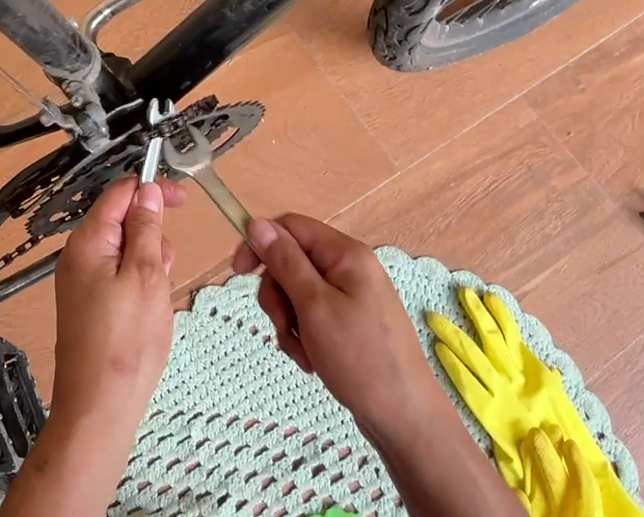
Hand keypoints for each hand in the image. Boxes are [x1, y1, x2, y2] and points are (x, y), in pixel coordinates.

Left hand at [50, 176, 187, 433]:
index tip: (183, 198)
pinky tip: (149, 311)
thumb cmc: (125, 342)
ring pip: (125, 251)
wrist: (98, 406)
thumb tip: (147, 191)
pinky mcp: (89, 304)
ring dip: (150, 262)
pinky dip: (140, 284)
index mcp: (87, 241)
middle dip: (152, 235)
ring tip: (158, 297)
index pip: (120, 193)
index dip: (152, 188)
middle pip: (122, 221)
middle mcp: (78, 255)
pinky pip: (119, 277)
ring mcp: (81, 281)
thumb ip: (146, 228)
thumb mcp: (146, 275)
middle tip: (166, 266)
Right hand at [230, 213, 439, 426]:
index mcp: (346, 254)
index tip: (239, 273)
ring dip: (289, 322)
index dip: (261, 244)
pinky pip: (313, 316)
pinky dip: (304, 336)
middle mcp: (350, 268)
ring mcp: (352, 297)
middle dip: (278, 295)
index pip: (290, 227)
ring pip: (297, 293)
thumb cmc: (359, 358)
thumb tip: (258, 224)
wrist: (405, 419)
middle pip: (291, 262)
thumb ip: (285, 262)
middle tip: (284, 326)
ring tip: (303, 352)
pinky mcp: (351, 323)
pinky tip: (313, 361)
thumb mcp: (314, 306)